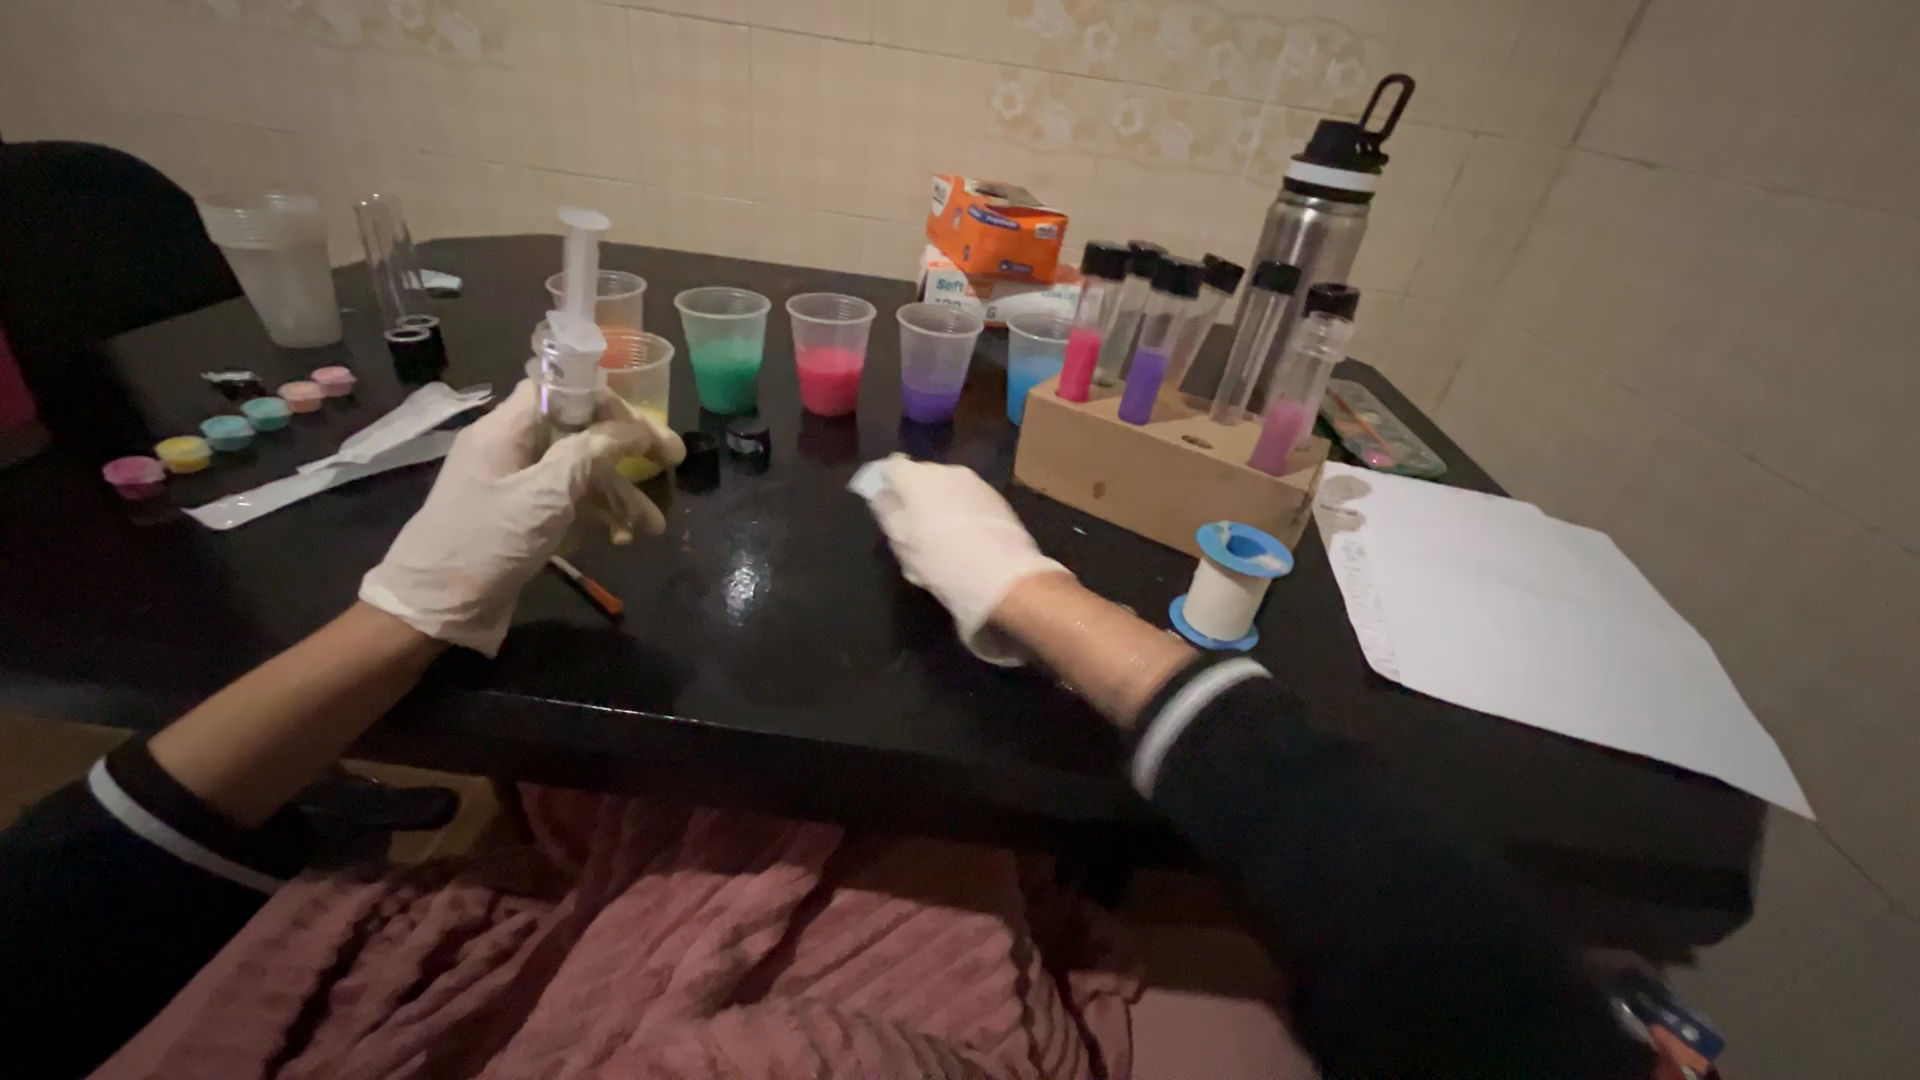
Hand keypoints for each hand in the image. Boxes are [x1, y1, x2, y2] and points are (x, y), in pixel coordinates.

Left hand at [360, 379, 683, 655]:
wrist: (435, 609)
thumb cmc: (486, 543)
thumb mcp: (545, 496)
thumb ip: (591, 454)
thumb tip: (633, 429)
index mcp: (506, 430)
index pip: (561, 390)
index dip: (605, 401)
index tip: (643, 426)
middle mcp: (513, 450)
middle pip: (580, 433)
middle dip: (627, 451)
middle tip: (673, 462)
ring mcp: (518, 486)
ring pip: (581, 474)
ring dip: (621, 495)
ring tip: (654, 526)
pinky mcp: (525, 518)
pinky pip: (571, 504)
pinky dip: (600, 516)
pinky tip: (624, 538)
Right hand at [859, 455, 1069, 664]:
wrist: (1001, 576)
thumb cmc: (939, 558)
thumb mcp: (900, 541)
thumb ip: (886, 510)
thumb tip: (882, 493)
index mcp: (917, 477)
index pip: (892, 466)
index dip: (884, 481)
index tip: (882, 501)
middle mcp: (947, 471)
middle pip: (922, 476)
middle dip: (914, 494)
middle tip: (910, 524)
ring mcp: (976, 483)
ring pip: (947, 488)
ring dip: (939, 503)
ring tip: (938, 535)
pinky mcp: (998, 499)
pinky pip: (968, 500)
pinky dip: (961, 512)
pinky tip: (963, 538)